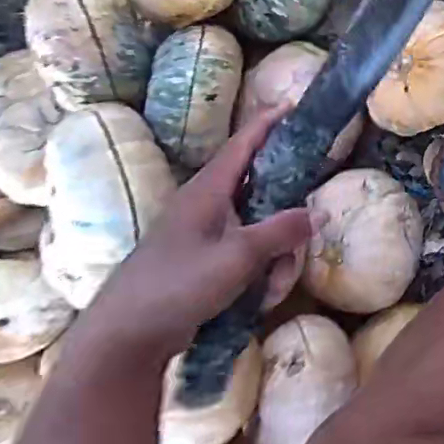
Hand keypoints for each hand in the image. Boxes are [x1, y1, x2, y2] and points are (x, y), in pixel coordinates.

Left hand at [74, 107, 311, 361]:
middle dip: (289, 222)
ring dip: (279, 257)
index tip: (294, 105)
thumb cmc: (175, 286)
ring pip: (264, 228)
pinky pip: (252, 252)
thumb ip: (282, 231)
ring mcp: (208, 234)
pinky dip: (264, 271)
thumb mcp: (238, 258)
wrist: (124, 339)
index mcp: (208, 192)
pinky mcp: (209, 259)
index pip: (243, 145)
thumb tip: (319, 211)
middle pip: (266, 193)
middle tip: (301, 243)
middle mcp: (208, 206)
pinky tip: (262, 296)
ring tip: (273, 288)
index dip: (268, 123)